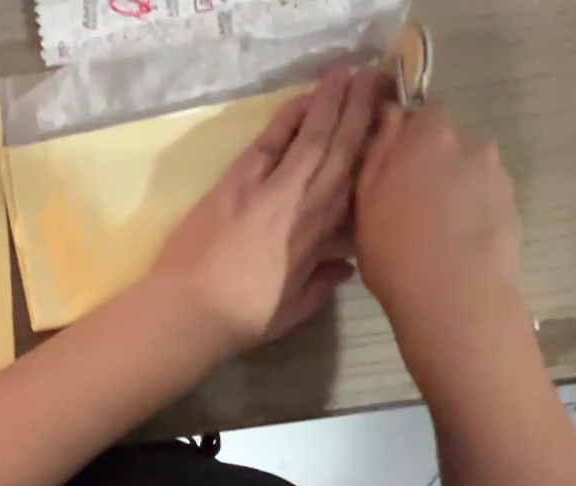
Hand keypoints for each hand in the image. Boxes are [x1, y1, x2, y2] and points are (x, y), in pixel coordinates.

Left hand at [148, 66, 387, 347]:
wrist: (188, 311)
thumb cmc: (240, 320)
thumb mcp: (290, 311)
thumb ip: (320, 286)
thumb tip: (345, 268)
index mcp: (317, 238)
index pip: (352, 185)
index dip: (371, 153)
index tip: (387, 125)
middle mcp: (300, 206)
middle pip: (337, 151)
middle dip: (358, 113)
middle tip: (376, 81)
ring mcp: (266, 189)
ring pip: (309, 137)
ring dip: (329, 103)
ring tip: (347, 75)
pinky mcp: (233, 183)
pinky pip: (269, 141)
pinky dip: (288, 118)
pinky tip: (305, 100)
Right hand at [354, 102, 526, 343]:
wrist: (456, 296)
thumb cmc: (395, 250)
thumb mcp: (364, 205)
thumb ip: (377, 154)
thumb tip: (388, 118)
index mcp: (430, 136)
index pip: (424, 108)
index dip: (407, 131)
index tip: (390, 161)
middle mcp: (472, 142)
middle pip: (448, 142)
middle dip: (430, 162)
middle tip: (405, 204)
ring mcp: (497, 174)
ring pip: (468, 171)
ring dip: (451, 189)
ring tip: (430, 232)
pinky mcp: (513, 205)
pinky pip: (483, 199)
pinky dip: (469, 213)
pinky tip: (452, 246)